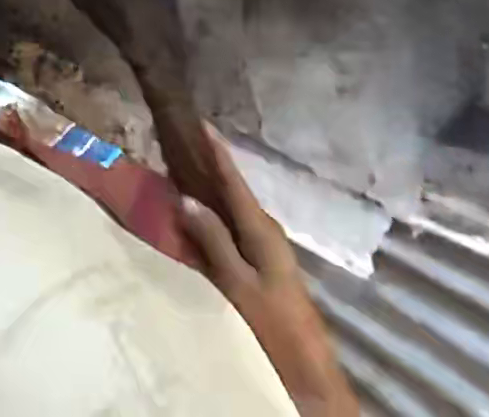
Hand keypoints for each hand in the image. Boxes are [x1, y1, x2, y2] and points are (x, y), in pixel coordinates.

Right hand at [178, 123, 358, 416]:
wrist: (306, 368)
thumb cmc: (271, 322)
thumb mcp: (236, 283)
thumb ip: (213, 239)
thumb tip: (185, 196)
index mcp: (260, 228)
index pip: (233, 179)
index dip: (217, 150)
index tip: (202, 121)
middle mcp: (264, 227)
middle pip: (232, 186)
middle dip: (209, 160)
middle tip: (182, 138)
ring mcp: (264, 243)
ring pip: (231, 202)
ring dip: (210, 182)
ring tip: (183, 162)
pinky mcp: (260, 257)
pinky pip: (231, 219)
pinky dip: (213, 205)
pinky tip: (197, 204)